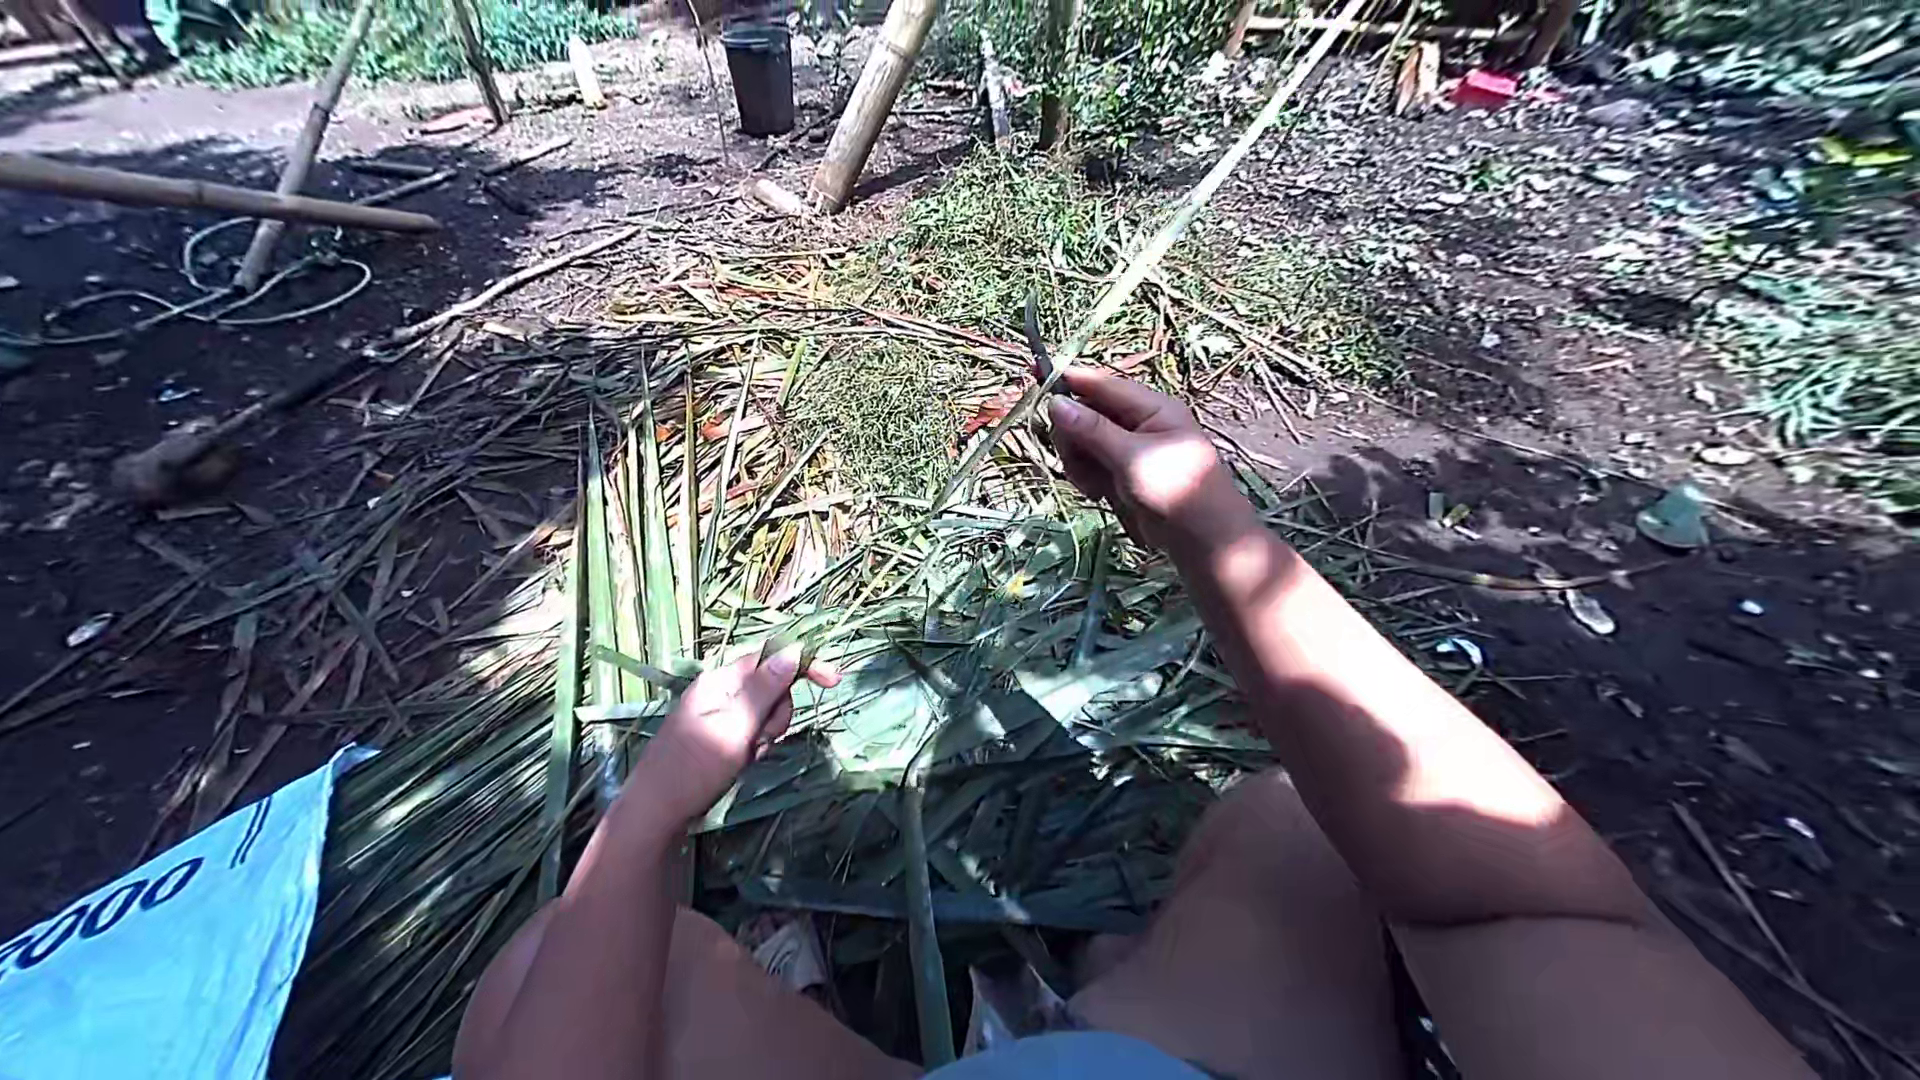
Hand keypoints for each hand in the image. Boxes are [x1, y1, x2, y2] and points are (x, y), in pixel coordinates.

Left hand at [634, 647, 841, 821]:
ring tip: (748, 754)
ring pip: (767, 710)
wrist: (654, 816)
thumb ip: (764, 690)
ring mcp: (720, 711)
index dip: (803, 665)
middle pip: (773, 685)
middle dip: (778, 713)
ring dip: (768, 731)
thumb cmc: (691, 770)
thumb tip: (793, 651)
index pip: (770, 657)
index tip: (834, 681)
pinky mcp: (721, 732)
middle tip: (762, 740)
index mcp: (720, 679)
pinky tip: (743, 761)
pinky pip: (754, 728)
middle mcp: (721, 689)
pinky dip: (757, 744)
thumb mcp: (734, 728)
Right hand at [1047, 366, 1256, 552]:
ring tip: (1092, 487)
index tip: (1037, 373)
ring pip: (1082, 443)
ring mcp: (1128, 450)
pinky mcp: (1120, 473)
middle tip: (1073, 461)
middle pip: (1086, 415)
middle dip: (1073, 437)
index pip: (1102, 385)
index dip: (1070, 381)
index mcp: (1151, 408)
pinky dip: (1086, 477)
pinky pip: (1089, 465)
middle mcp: (1138, 424)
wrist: (1201, 539)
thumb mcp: (1132, 457)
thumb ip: (1092, 430)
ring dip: (1078, 462)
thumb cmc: (1175, 489)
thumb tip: (1056, 402)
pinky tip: (1097, 494)